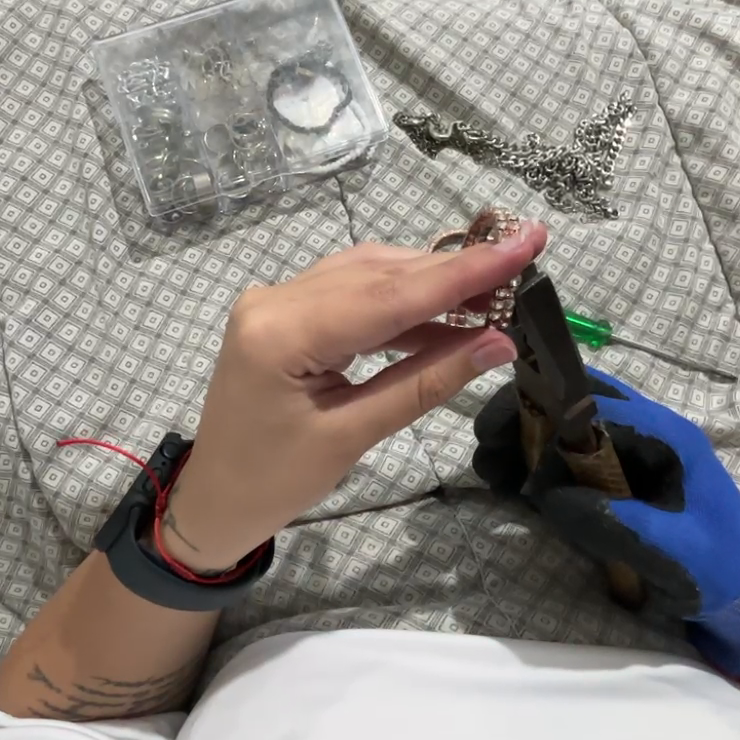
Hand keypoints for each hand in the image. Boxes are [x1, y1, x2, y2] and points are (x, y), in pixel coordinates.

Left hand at [160, 223, 548, 572]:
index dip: (464, 271)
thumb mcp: (353, 436)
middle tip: (522, 264)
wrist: (213, 498)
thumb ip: (425, 382)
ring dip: (428, 285)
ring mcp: (274, 300)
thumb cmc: (275, 483)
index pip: (390, 294)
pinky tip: (441, 315)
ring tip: (492, 295)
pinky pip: (348, 293)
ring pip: (366, 276)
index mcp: (281, 332)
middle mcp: (274, 299)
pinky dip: (397, 303)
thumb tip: (499, 342)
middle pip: (378, 275)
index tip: (525, 241)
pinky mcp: (281, 311)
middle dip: (453, 272)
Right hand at [474, 367, 739, 677]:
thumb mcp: (674, 554)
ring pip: (564, 422)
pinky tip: (505, 480)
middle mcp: (644, 431)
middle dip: (524, 414)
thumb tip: (550, 495)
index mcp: (667, 437)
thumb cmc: (716, 570)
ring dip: (522, 436)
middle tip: (485, 442)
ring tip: (487, 466)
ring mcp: (627, 449)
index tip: (505, 438)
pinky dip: (532, 460)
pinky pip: (566, 452)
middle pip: (574, 400)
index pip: (597, 405)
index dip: (546, 415)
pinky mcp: (613, 472)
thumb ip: (615, 523)